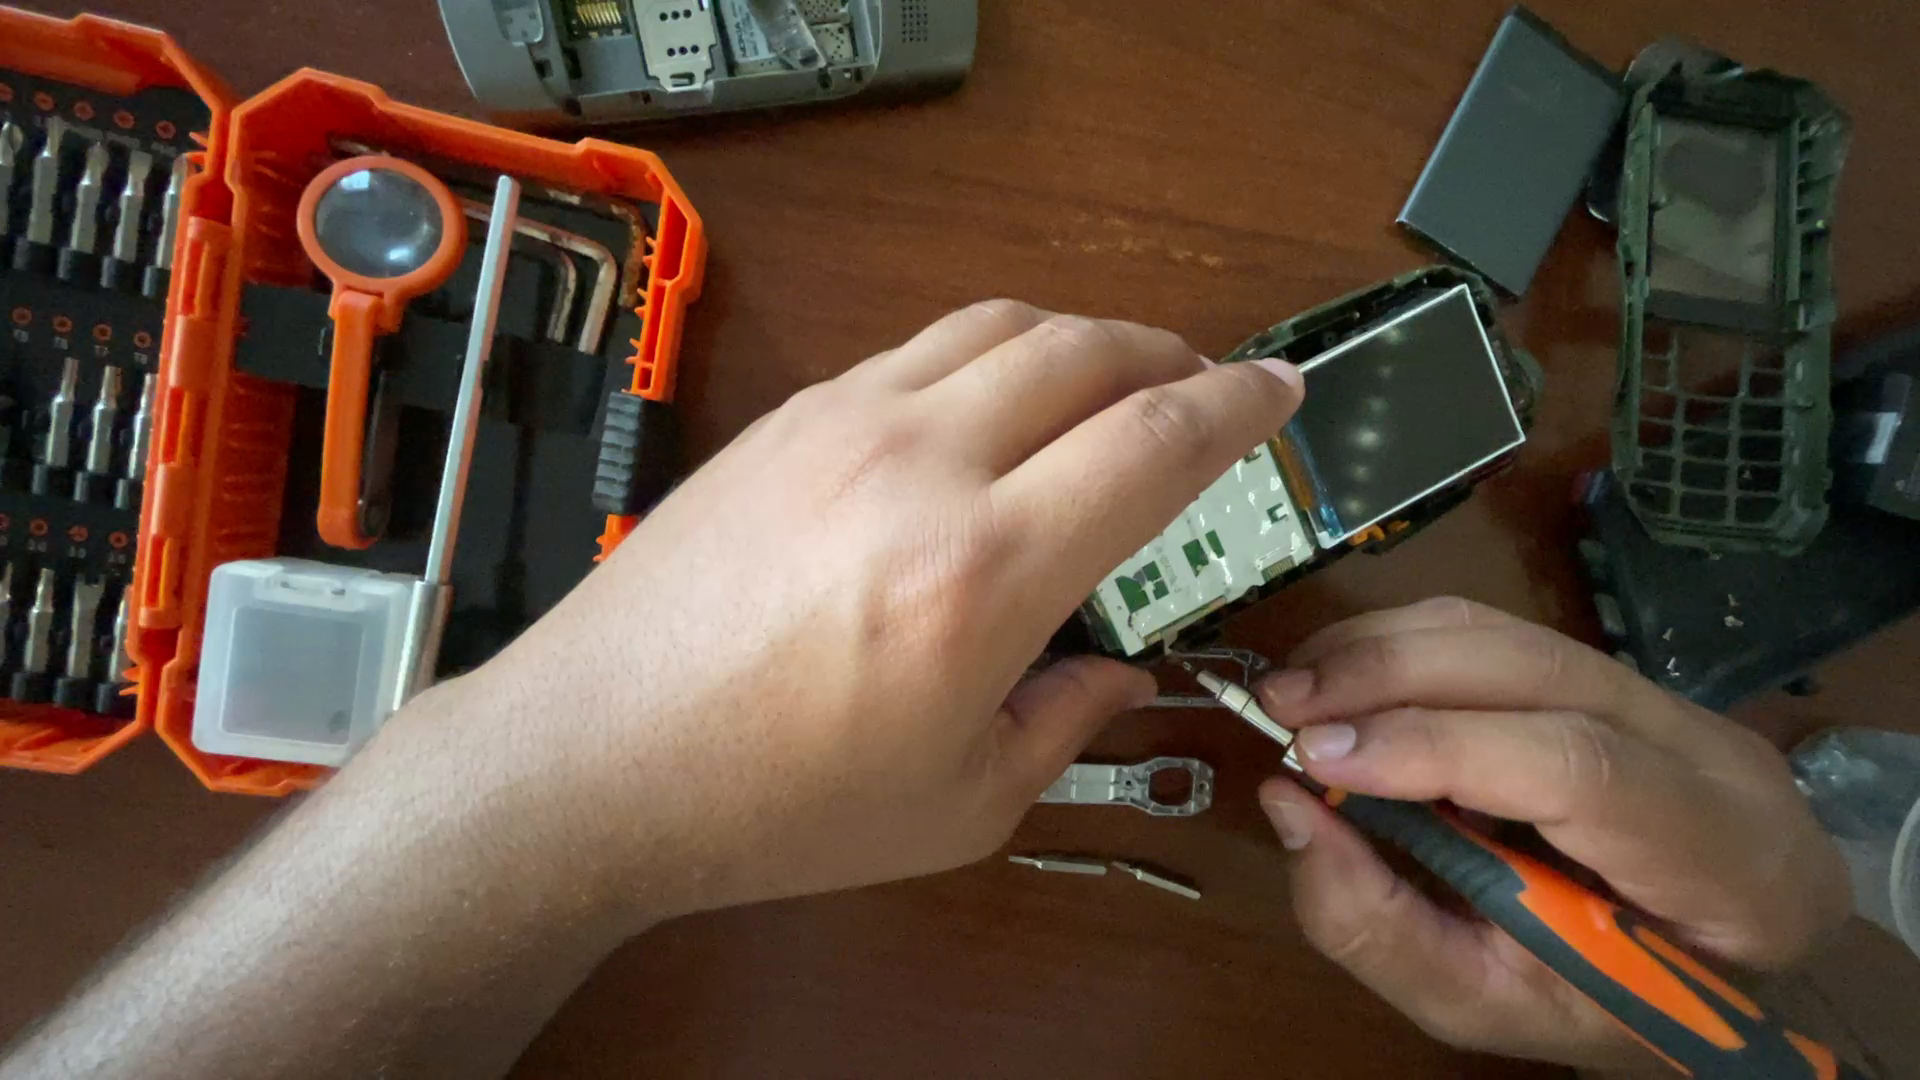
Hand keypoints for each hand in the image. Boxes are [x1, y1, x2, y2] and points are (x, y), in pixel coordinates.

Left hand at [387, 300, 1302, 930]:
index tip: (1276, 392)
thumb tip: (1116, 668)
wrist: (595, 755)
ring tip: (1109, 377)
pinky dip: (988, 354)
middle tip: (1201, 383)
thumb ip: (1065, 721)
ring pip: (1000, 325)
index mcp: (982, 572)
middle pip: (1084, 352)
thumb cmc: (778, 802)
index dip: (1236, 407)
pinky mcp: (789, 414)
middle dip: (1167, 355)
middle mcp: (921, 466)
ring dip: (1080, 338)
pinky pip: (919, 349)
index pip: (1152, 444)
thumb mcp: (958, 804)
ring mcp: (845, 421)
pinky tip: (991, 401)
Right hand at [1254, 598, 1848, 1071]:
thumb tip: (1286, 799)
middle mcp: (1702, 752)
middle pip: (1529, 668)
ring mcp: (1646, 693)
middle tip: (1277, 704)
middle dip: (1384, 675)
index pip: (1580, 769)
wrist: (1688, 949)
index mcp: (1723, 863)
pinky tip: (1332, 674)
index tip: (1313, 757)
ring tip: (1289, 688)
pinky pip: (1476, 626)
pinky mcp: (1586, 667)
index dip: (1434, 748)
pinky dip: (1386, 640)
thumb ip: (1376, 925)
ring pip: (1493, 631)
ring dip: (1371, 648)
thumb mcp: (1482, 1002)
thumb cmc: (1594, 996)